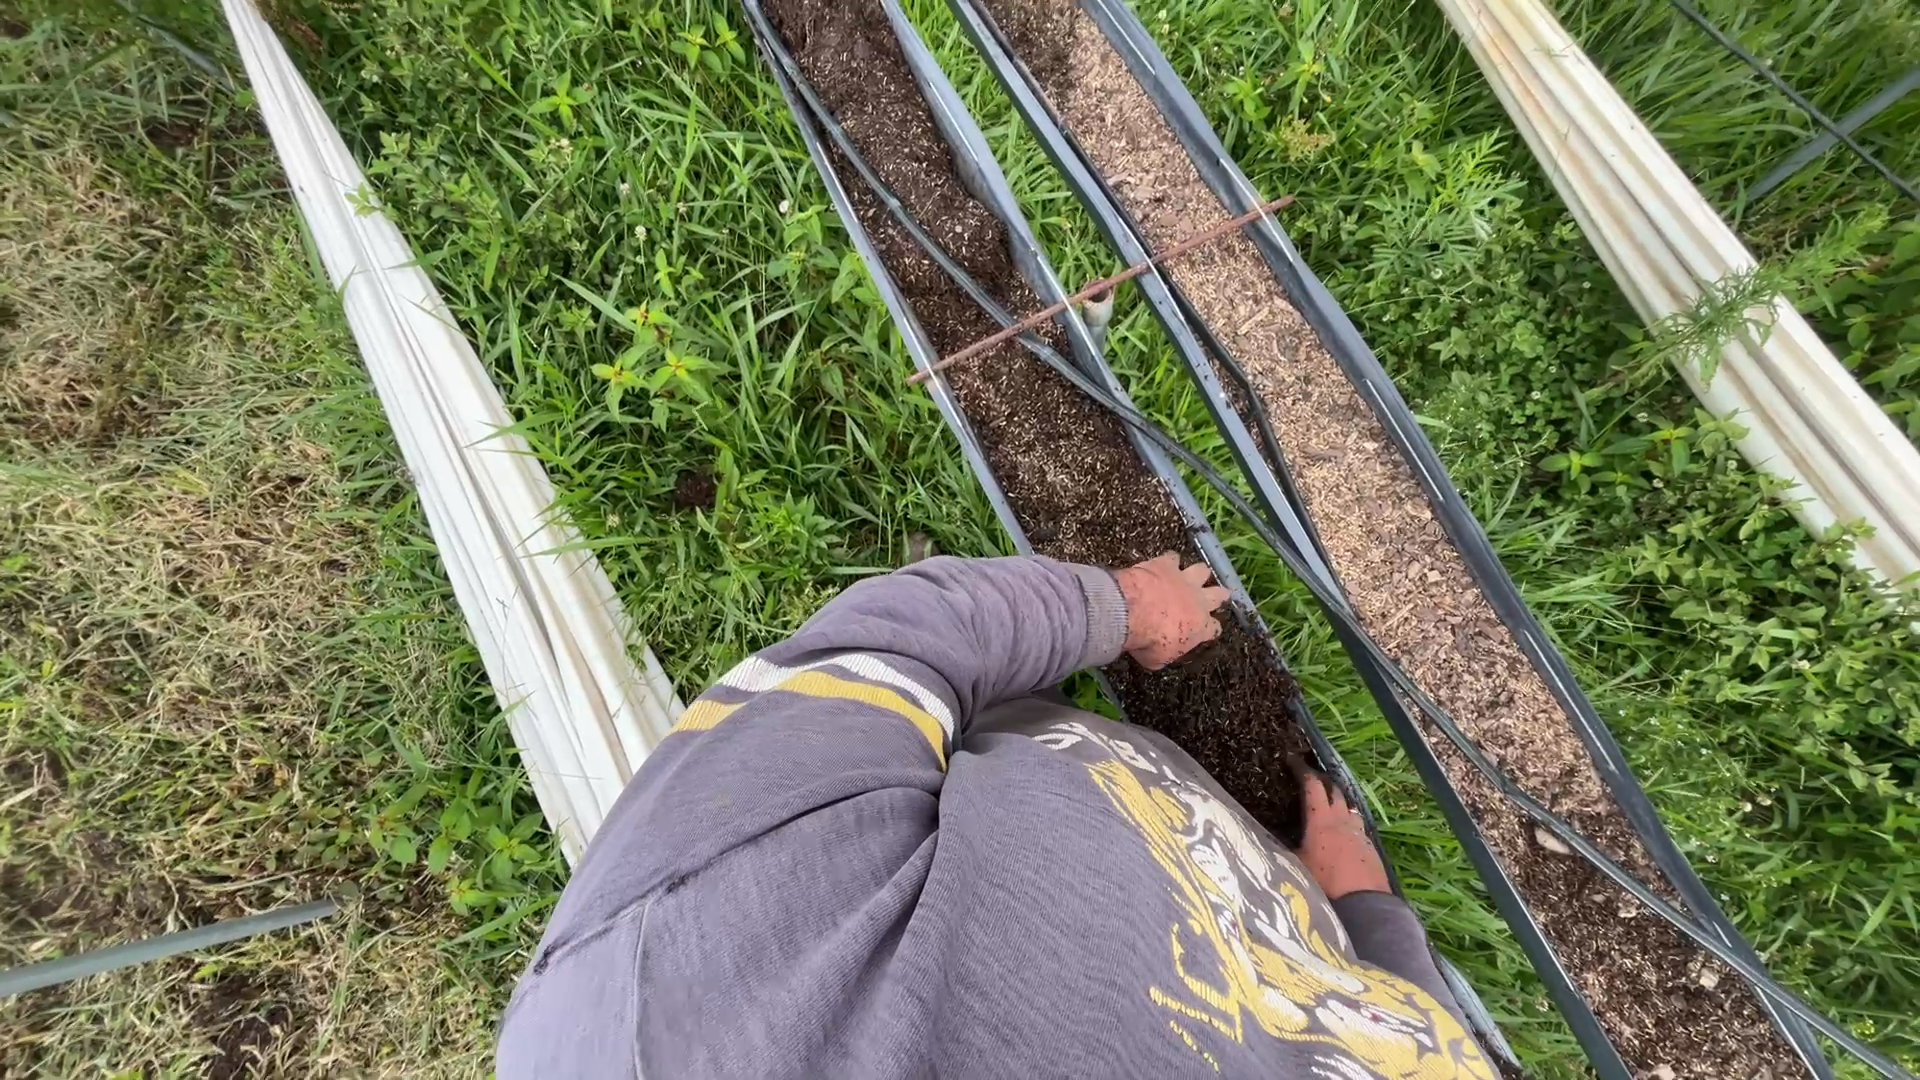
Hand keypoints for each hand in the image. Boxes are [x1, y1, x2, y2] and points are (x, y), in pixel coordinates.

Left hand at [1114, 552, 1229, 669]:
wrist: (1134, 611)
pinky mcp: (1166, 564)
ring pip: (1202, 570)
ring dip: (1198, 573)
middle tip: (1219, 594)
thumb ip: (1164, 654)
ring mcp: (1184, 580)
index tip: (1205, 629)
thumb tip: (1158, 654)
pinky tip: (1164, 562)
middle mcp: (1198, 601)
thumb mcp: (1156, 659)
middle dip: (1219, 595)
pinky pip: (1173, 557)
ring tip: (1194, 575)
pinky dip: (1169, 560)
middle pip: (1218, 595)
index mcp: (1200, 627)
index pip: (1214, 628)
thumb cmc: (1148, 640)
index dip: (1210, 628)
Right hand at [1294, 764, 1389, 899]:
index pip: (1312, 785)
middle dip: (1321, 779)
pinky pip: (1357, 824)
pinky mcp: (1370, 847)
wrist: (1365, 905)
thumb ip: (1283, 846)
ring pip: (1348, 806)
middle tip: (1308, 777)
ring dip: (1337, 798)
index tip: (1291, 759)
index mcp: (1320, 820)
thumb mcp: (1296, 865)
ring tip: (1327, 800)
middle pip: (1333, 790)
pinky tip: (1343, 829)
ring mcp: (1358, 832)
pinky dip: (1347, 819)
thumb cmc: (1325, 883)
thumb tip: (1265, 834)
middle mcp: (1341, 820)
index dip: (1301, 770)